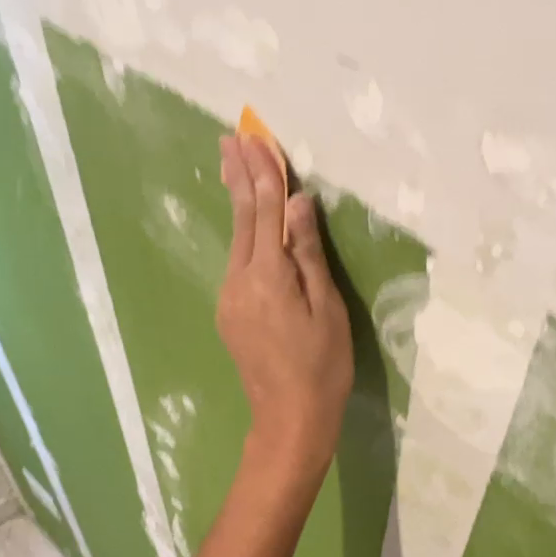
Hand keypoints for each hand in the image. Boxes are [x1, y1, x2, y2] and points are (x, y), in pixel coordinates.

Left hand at [216, 134, 353, 475]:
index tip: (255, 138)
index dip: (263, 174)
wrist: (288, 420)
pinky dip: (242, 235)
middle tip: (229, 137)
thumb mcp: (327, 309)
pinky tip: (245, 223)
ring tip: (232, 164)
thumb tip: (297, 203)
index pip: (265, 212)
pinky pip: (236, 264)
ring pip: (235, 241)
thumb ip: (308, 255)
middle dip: (238, 176)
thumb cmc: (321, 367)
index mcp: (268, 277)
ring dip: (236, 201)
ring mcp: (228, 300)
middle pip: (241, 220)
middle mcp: (239, 282)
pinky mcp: (228, 315)